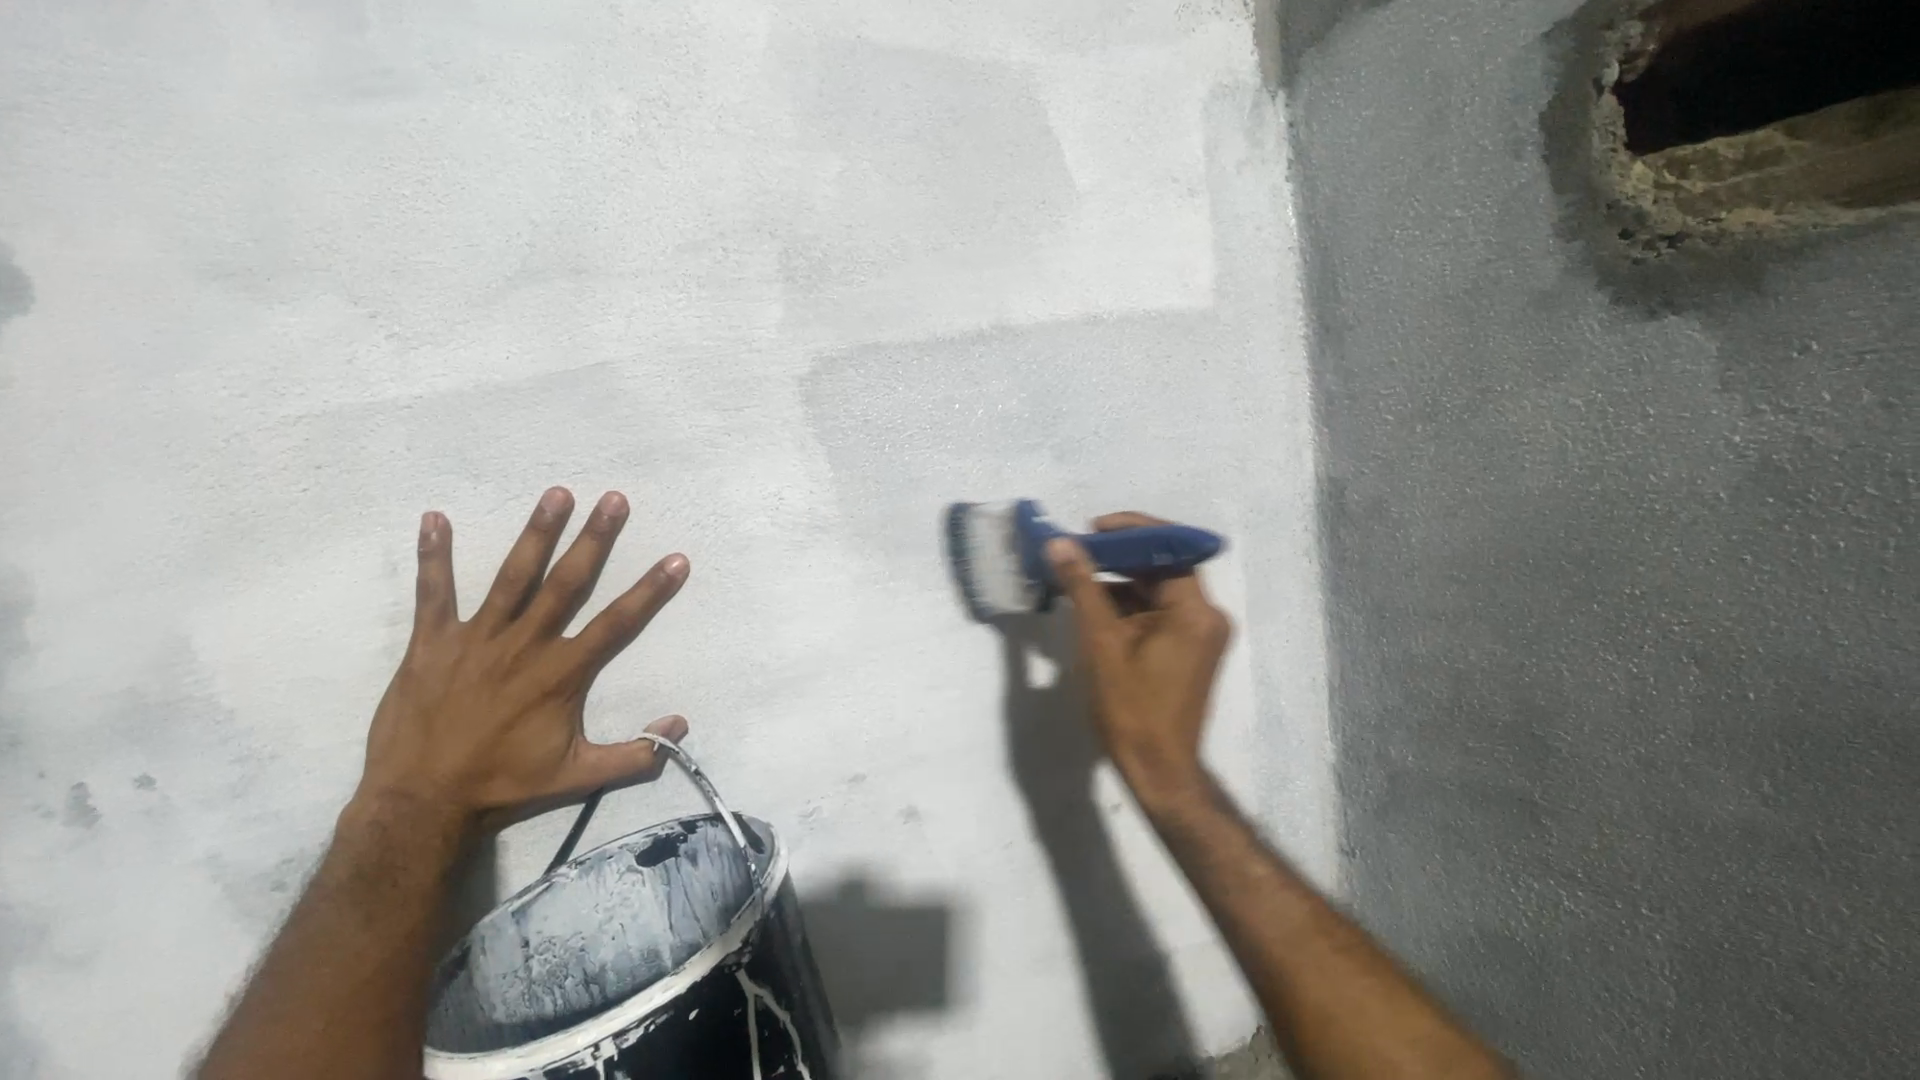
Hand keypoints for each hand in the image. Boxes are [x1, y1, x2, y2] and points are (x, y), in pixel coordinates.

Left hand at [355, 487, 690, 826]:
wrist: (423, 803)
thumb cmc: (505, 787)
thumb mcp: (578, 776)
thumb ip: (635, 754)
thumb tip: (680, 726)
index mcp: (562, 674)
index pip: (617, 623)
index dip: (650, 590)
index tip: (675, 559)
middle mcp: (525, 646)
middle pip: (568, 583)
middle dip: (595, 539)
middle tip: (614, 500)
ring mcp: (476, 640)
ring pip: (513, 576)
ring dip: (536, 533)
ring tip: (557, 494)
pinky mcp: (432, 643)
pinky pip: (433, 593)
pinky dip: (434, 556)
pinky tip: (434, 518)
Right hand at [1046, 512, 1231, 795]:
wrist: (1158, 769)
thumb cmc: (1130, 707)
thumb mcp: (1100, 642)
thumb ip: (1082, 587)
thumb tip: (1061, 544)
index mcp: (1194, 611)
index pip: (1168, 548)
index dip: (1129, 532)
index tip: (1090, 528)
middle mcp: (1207, 616)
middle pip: (1163, 568)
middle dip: (1118, 558)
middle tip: (1075, 554)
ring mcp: (1201, 635)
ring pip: (1158, 592)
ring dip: (1119, 583)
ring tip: (1075, 580)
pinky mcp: (1190, 651)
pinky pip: (1159, 614)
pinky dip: (1128, 608)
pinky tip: (1093, 610)